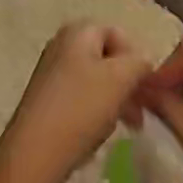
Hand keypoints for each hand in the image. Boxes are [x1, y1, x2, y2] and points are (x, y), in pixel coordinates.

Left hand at [0, 23, 151, 182]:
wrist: (35, 150)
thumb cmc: (81, 107)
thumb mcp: (120, 79)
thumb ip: (139, 63)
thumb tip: (143, 62)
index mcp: (77, 32)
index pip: (117, 33)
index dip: (136, 57)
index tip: (147, 87)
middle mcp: (61, 44)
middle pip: (106, 56)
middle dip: (128, 81)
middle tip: (142, 111)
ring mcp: (51, 71)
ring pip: (95, 78)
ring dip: (116, 98)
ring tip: (128, 125)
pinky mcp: (46, 97)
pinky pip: (80, 95)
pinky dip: (96, 109)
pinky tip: (101, 130)